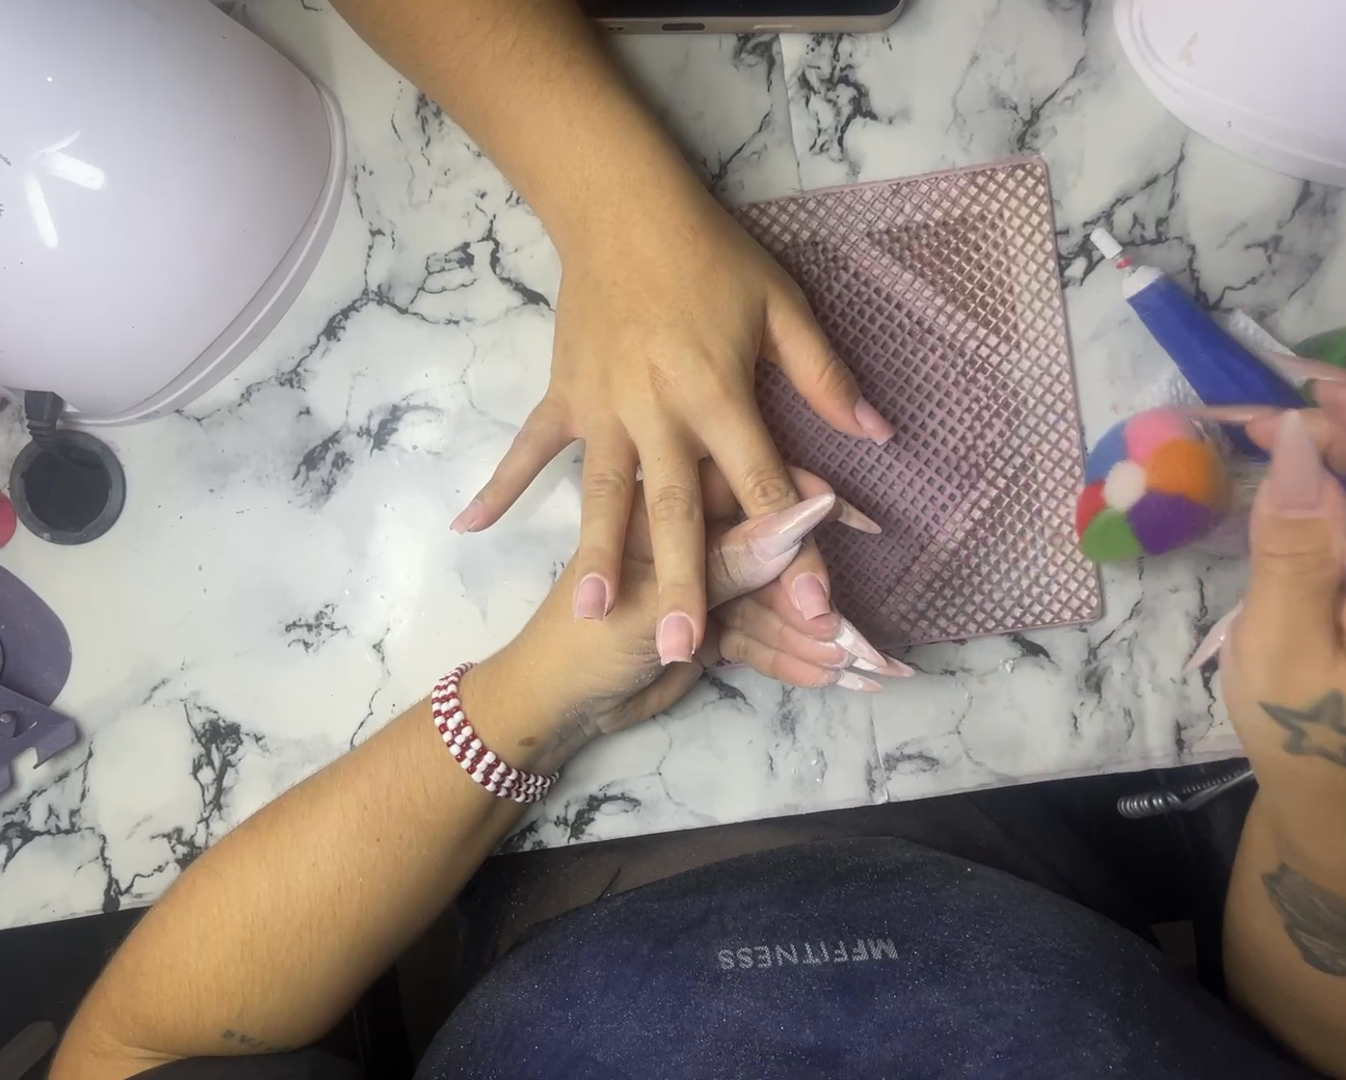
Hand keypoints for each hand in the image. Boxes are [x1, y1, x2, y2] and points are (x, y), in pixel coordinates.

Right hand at [452, 191, 891, 670]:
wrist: (624, 210)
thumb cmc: (711, 259)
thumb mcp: (782, 306)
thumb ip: (824, 376)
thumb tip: (877, 434)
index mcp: (720, 395)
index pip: (762, 485)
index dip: (794, 549)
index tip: (813, 612)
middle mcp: (661, 414)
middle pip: (676, 510)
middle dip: (682, 581)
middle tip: (681, 647)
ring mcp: (603, 411)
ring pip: (603, 495)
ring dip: (597, 555)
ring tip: (590, 615)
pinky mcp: (564, 399)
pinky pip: (530, 449)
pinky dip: (501, 485)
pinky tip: (468, 527)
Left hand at [471, 478, 885, 772]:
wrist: (554, 707)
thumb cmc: (584, 641)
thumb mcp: (656, 600)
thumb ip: (729, 562)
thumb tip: (804, 516)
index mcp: (667, 512)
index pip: (747, 495)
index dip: (803, 510)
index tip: (857, 525)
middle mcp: (692, 542)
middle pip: (768, 557)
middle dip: (813, 592)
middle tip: (855, 624)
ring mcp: (703, 589)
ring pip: (768, 606)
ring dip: (807, 636)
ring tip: (856, 666)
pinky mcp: (710, 630)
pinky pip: (757, 640)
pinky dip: (788, 659)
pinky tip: (829, 676)